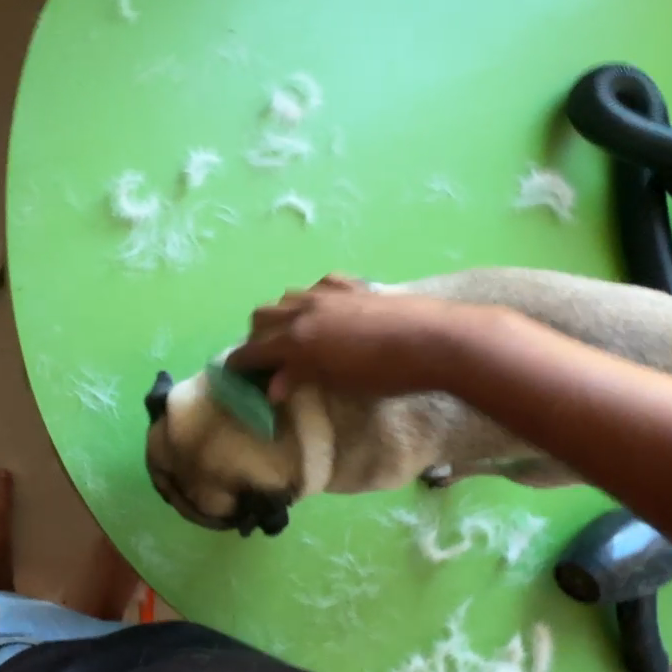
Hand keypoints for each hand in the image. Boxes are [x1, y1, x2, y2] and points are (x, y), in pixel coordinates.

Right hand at [227, 274, 472, 400]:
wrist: (435, 340)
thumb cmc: (384, 373)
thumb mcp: (336, 383)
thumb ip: (301, 378)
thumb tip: (274, 386)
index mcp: (294, 339)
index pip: (252, 350)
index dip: (240, 364)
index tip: (236, 373)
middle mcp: (303, 309)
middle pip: (261, 316)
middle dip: (258, 336)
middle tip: (269, 357)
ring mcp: (328, 293)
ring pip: (288, 296)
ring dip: (283, 315)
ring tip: (297, 334)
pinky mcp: (353, 284)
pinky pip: (320, 285)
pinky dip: (314, 298)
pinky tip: (328, 310)